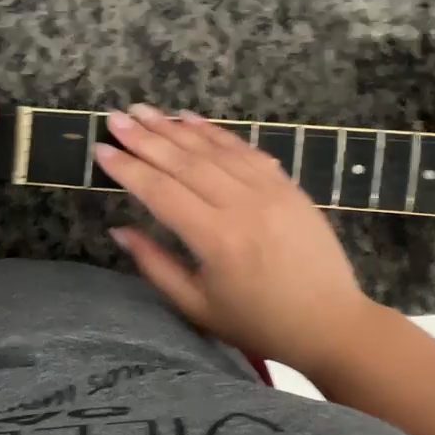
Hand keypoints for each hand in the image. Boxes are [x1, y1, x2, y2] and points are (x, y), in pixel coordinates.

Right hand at [96, 105, 378, 368]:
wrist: (332, 324)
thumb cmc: (259, 324)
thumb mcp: (197, 307)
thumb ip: (155, 265)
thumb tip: (118, 230)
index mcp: (217, 241)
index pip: (160, 192)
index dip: (127, 168)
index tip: (101, 149)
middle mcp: (242, 206)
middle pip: (183, 162)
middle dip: (145, 137)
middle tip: (115, 117)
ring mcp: (270, 191)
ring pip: (213, 149)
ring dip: (175, 127)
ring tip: (143, 110)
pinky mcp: (288, 186)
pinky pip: (246, 150)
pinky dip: (216, 132)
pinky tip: (191, 119)